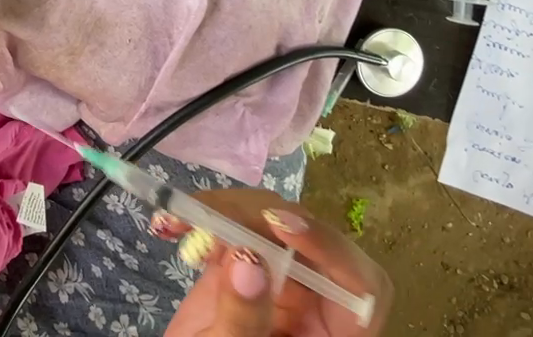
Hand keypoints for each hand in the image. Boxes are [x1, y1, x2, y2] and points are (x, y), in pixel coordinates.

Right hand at [154, 190, 390, 336]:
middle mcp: (318, 308)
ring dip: (222, 211)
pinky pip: (235, 229)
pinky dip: (202, 216)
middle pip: (310, 242)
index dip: (329, 247)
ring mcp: (281, 286)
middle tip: (206, 215)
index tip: (278, 224)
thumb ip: (243, 321)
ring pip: (272, 225)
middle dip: (257, 218)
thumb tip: (247, 259)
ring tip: (175, 220)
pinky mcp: (244, 270)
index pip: (362, 286)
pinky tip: (170, 225)